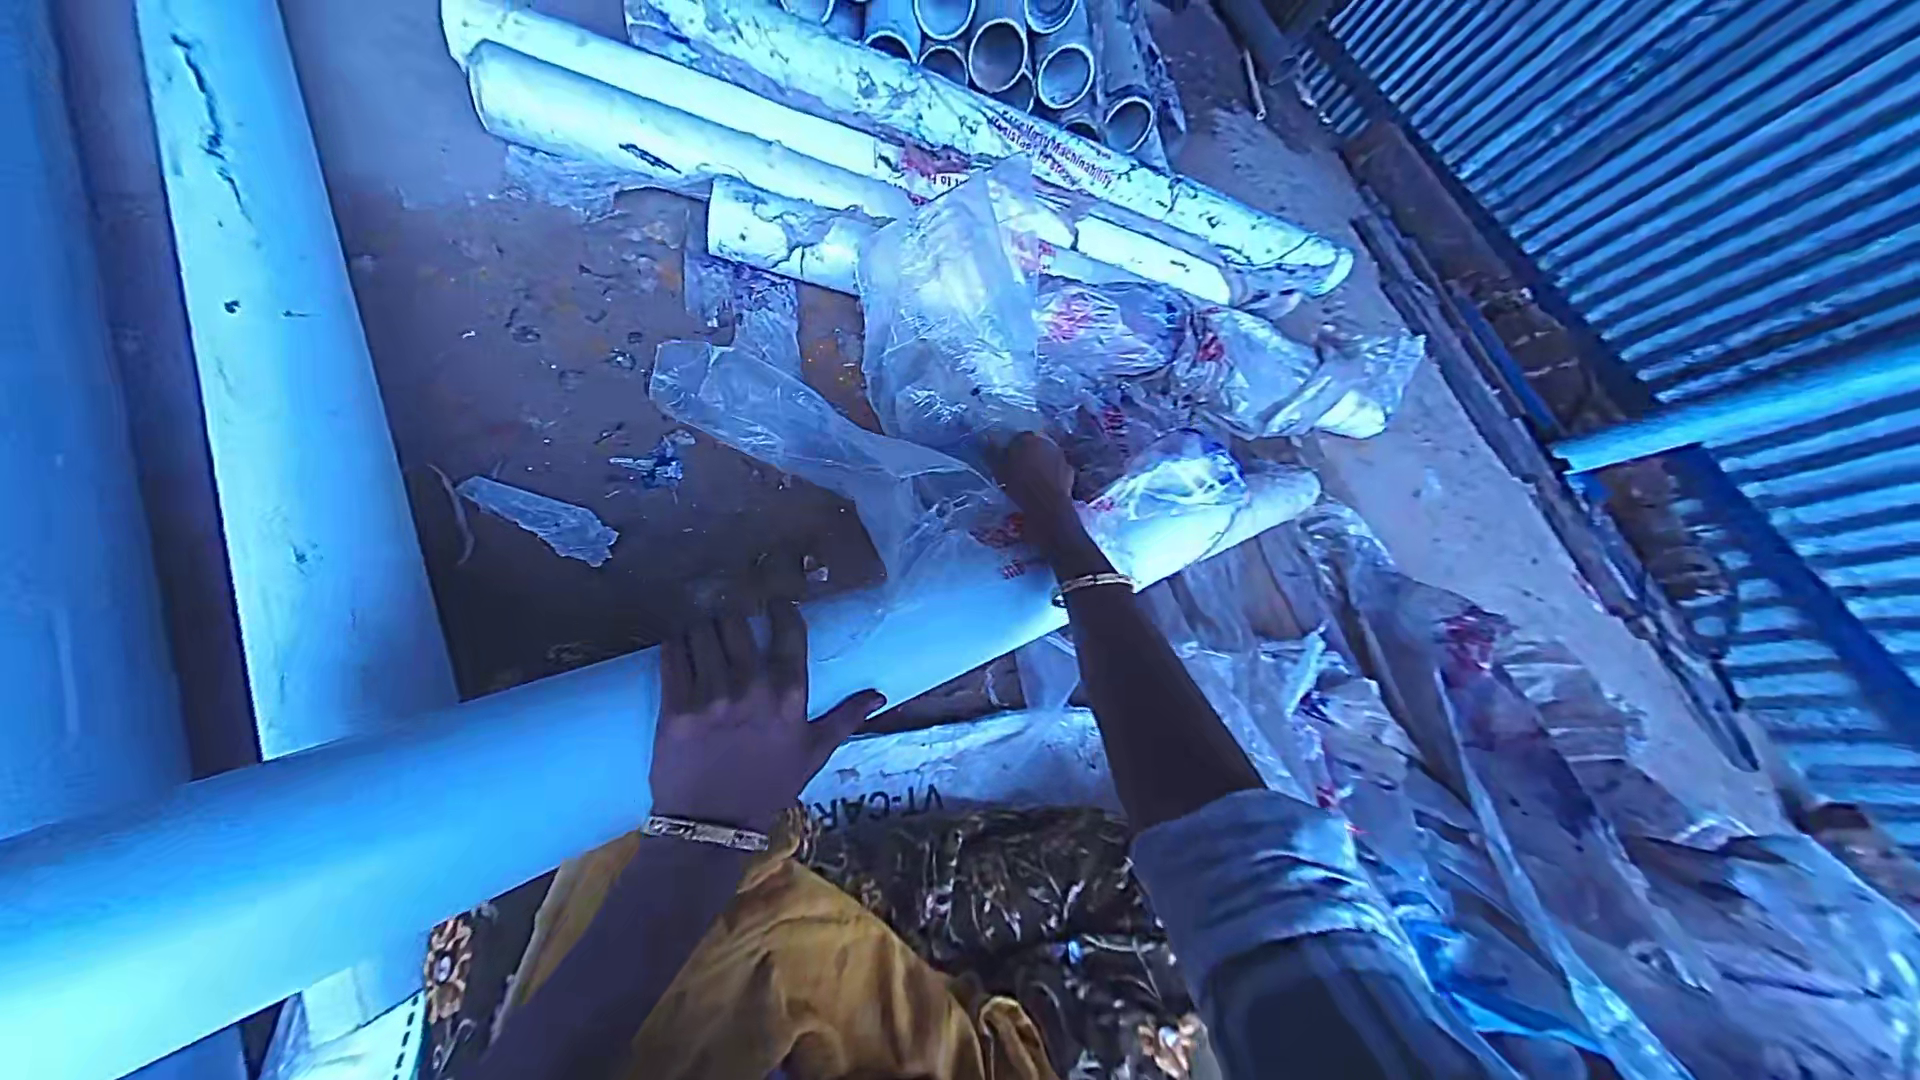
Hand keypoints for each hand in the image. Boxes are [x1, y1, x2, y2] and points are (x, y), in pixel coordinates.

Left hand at [650, 603, 884, 832]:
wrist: (713, 824)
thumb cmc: (769, 783)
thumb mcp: (814, 751)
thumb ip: (847, 717)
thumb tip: (880, 695)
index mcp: (789, 694)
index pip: (788, 632)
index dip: (781, 608)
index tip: (774, 602)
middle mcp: (752, 687)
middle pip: (738, 624)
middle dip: (734, 614)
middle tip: (730, 615)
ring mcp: (711, 696)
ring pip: (703, 634)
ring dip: (703, 624)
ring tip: (703, 627)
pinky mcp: (675, 708)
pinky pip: (673, 656)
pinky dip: (675, 642)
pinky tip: (679, 641)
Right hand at [993, 432, 1081, 552]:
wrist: (1048, 507)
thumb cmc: (1020, 486)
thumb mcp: (1000, 470)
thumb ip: (993, 452)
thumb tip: (987, 437)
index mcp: (1028, 439)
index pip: (1017, 438)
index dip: (1011, 449)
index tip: (1006, 461)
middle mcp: (1047, 443)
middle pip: (1034, 447)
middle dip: (1027, 456)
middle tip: (1018, 470)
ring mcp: (1060, 457)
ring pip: (1046, 458)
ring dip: (1040, 465)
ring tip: (1031, 481)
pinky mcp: (1069, 472)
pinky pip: (1056, 471)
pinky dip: (1051, 476)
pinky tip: (1044, 488)